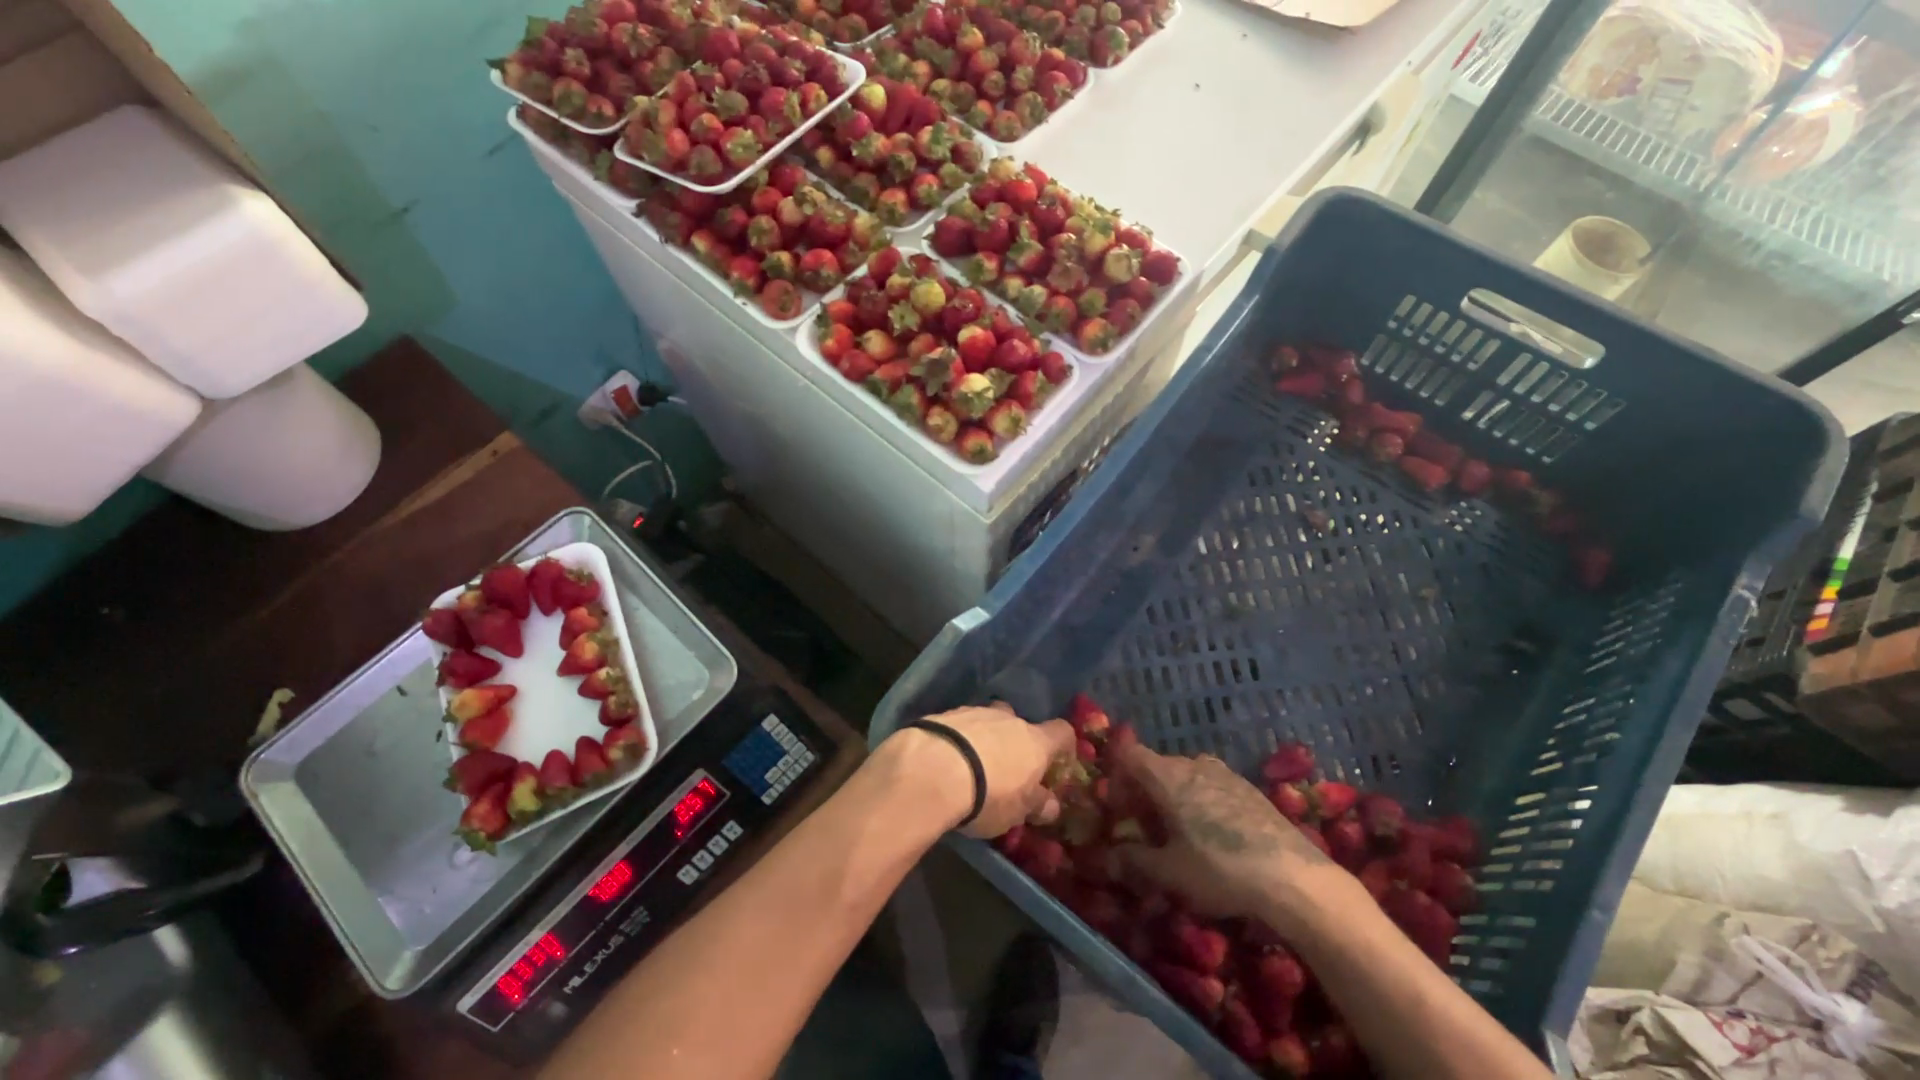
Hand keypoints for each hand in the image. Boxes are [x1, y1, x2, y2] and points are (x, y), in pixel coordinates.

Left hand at [881, 704, 1074, 838]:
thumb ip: (1037, 804)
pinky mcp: (943, 715)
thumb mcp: (1017, 811)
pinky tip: (944, 760)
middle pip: (1019, 723)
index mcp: (1035, 741)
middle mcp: (1008, 719)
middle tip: (1005, 770)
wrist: (932, 771)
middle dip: (1014, 743)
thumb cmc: (987, 795)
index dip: (1062, 746)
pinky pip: (958, 725)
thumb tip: (1051, 805)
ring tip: (969, 766)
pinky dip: (957, 740)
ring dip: (983, 739)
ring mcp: (973, 712)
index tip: (1057, 764)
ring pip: (986, 721)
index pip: (1062, 732)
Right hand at [1113, 744, 1358, 931]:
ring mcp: (1227, 775)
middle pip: (1157, 767)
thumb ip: (1131, 860)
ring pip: (1187, 777)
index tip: (1116, 811)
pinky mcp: (1251, 791)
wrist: (1293, 878)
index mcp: (1168, 776)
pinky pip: (1212, 788)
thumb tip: (1105, 857)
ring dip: (1173, 800)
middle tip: (1141, 831)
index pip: (1129, 755)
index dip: (1117, 778)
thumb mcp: (1167, 872)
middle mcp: (1195, 765)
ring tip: (1176, 837)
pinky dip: (1200, 805)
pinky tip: (1211, 839)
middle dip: (1143, 794)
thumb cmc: (1218, 869)